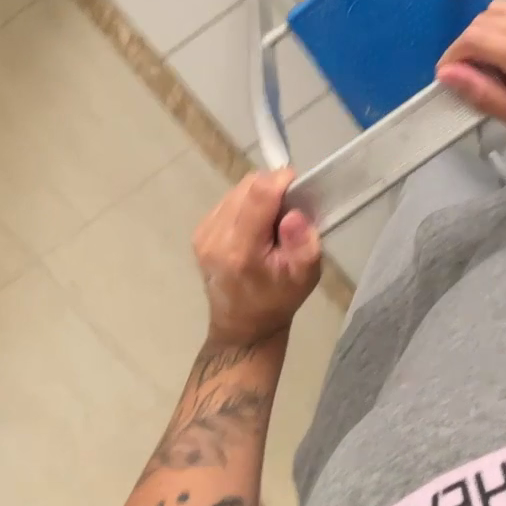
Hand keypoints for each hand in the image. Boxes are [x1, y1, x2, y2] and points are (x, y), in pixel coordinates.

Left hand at [192, 170, 321, 346]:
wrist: (243, 326)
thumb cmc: (278, 299)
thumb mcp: (305, 276)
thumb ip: (303, 243)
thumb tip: (293, 213)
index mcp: (241, 249)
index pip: (260, 192)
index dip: (282, 180)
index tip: (300, 189)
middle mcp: (215, 237)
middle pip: (248, 186)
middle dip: (273, 189)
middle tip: (288, 211)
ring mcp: (204, 233)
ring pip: (238, 189)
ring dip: (260, 196)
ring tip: (271, 221)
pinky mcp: (200, 232)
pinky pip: (229, 200)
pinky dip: (247, 204)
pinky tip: (255, 225)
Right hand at [436, 0, 505, 166]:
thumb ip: (480, 92)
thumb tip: (445, 73)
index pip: (476, 38)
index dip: (454, 54)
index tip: (448, 75)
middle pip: (485, 19)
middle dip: (468, 43)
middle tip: (469, 72)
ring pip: (501, 6)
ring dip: (486, 28)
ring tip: (489, 58)